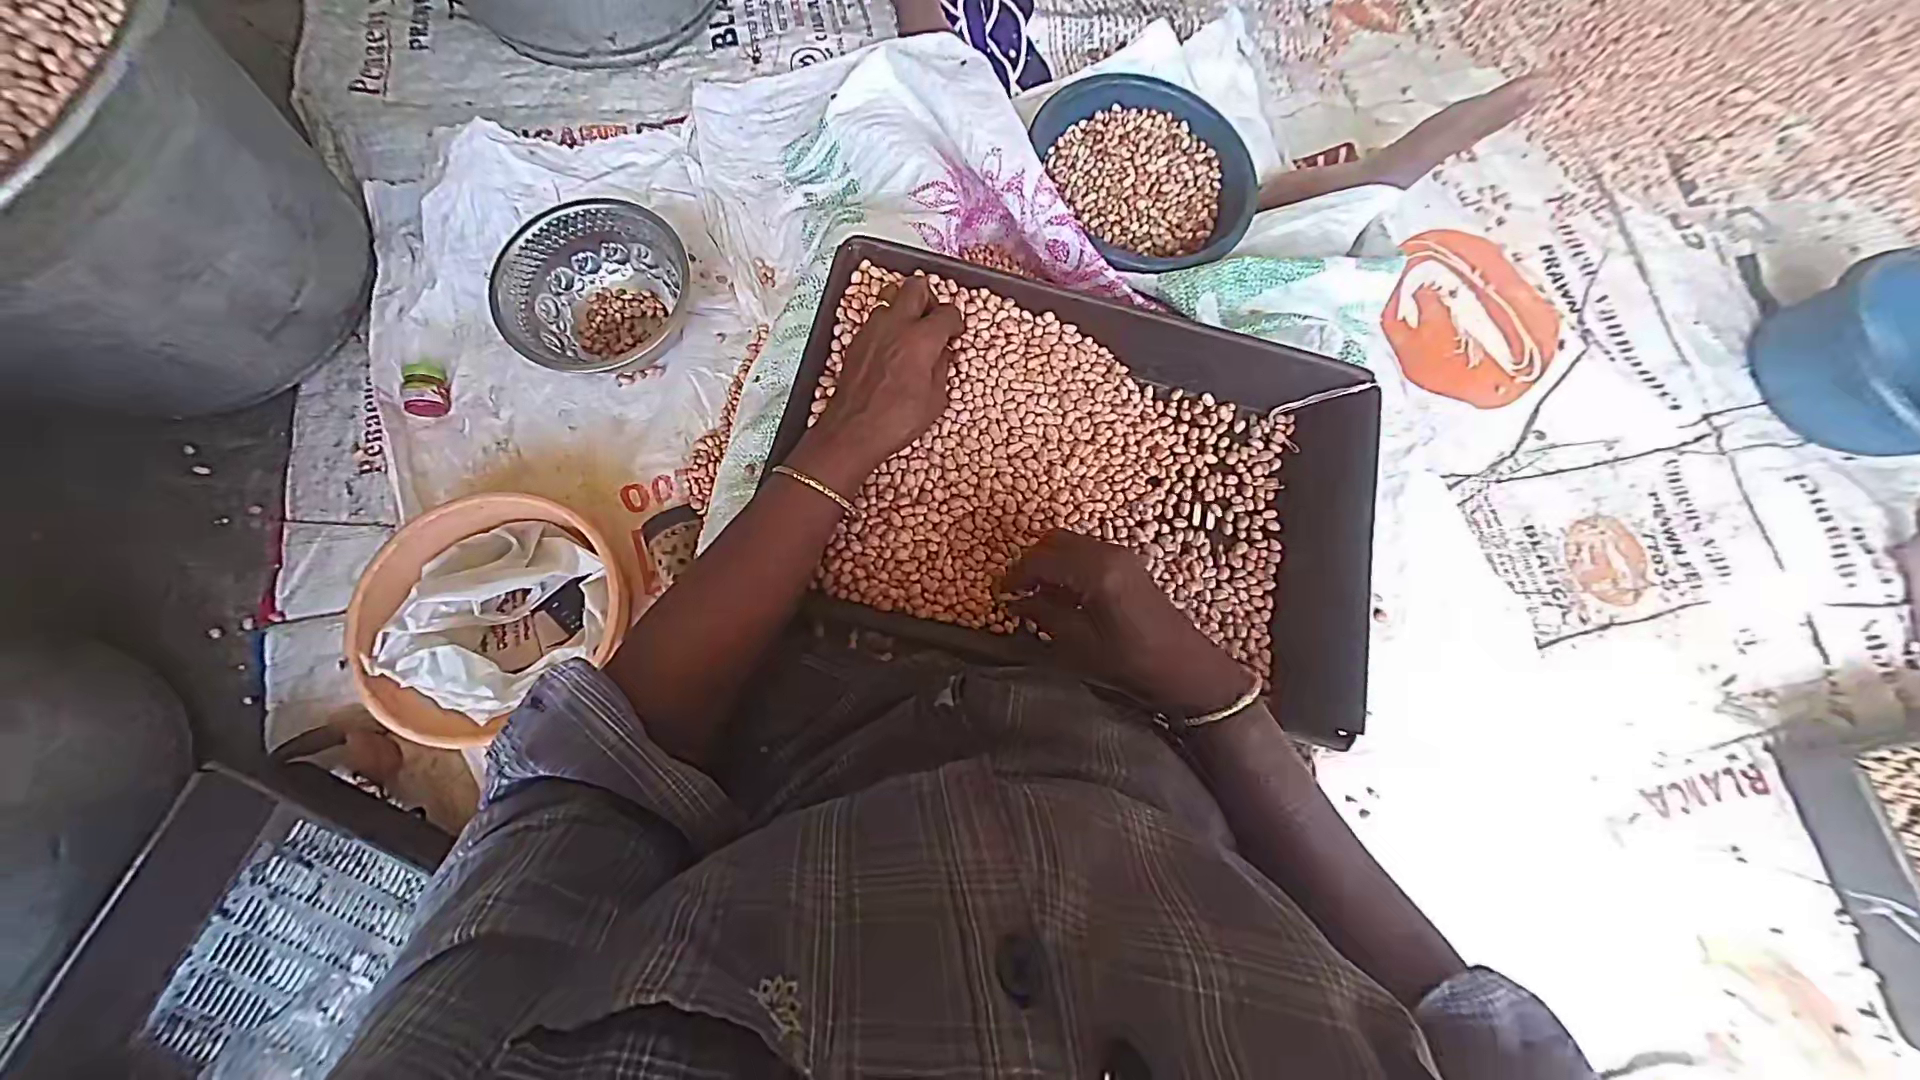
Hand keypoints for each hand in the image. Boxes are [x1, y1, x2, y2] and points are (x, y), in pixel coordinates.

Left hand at [790, 275, 963, 493]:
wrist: (854, 430)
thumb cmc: (896, 420)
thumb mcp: (935, 400)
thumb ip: (942, 369)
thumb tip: (943, 355)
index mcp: (922, 339)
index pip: (947, 312)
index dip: (955, 322)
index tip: (955, 334)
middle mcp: (896, 325)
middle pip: (916, 287)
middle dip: (930, 299)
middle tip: (934, 320)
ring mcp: (872, 330)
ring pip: (892, 300)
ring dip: (905, 311)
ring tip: (912, 335)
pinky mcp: (856, 341)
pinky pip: (875, 321)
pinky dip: (888, 327)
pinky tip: (893, 350)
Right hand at [1001, 529, 1253, 716]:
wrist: (1184, 669)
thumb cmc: (1131, 662)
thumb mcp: (1079, 644)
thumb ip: (1044, 615)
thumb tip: (1015, 602)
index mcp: (1096, 572)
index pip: (1041, 560)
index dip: (1015, 576)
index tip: (1000, 594)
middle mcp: (1108, 553)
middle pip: (1054, 541)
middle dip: (1030, 564)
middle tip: (1015, 592)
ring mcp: (1121, 555)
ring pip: (1070, 543)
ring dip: (1048, 562)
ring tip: (1035, 594)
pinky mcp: (1128, 564)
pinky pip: (1086, 552)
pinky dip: (1067, 564)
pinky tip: (1061, 592)